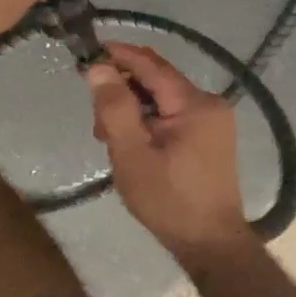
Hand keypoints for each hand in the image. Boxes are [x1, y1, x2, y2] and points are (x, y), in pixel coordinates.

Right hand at [86, 42, 253, 269]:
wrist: (209, 243)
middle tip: (97, 122)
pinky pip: (168, 114)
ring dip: (129, 110)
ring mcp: (210, 121)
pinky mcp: (207, 136)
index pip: (150, 64)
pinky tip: (130, 144)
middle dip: (120, 91)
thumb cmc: (168, 199)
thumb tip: (98, 67)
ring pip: (158, 98)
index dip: (117, 54)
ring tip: (110, 141)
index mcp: (194, 104)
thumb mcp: (131, 153)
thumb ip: (114, 107)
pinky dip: (144, 121)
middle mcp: (208, 104)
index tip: (85, 53)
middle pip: (153, 80)